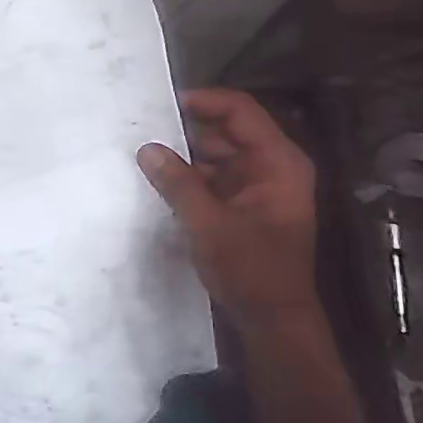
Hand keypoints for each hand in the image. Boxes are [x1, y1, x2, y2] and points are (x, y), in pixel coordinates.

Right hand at [137, 89, 319, 326]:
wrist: (273, 321)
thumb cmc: (252, 270)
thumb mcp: (209, 224)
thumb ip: (177, 183)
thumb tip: (147, 149)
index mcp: (277, 162)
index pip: (240, 112)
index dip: (204, 102)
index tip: (163, 104)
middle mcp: (271, 167)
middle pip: (226, 132)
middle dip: (187, 131)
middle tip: (144, 130)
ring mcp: (257, 187)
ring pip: (216, 156)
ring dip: (185, 156)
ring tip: (145, 154)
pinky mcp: (242, 206)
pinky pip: (213, 179)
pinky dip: (189, 178)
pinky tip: (159, 181)